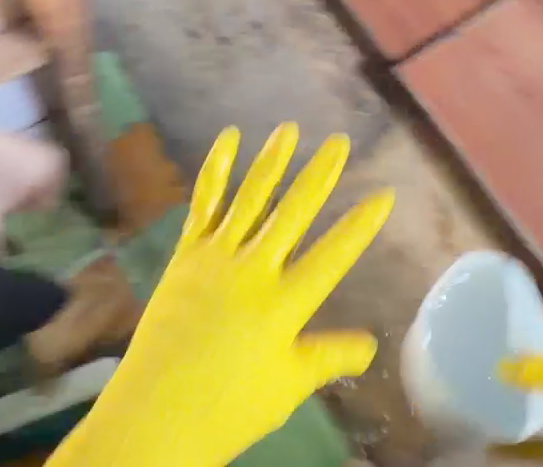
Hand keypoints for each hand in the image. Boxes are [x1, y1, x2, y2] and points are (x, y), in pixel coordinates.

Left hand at [49, 123, 393, 466]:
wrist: (157, 413)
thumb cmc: (230, 408)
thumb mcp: (289, 388)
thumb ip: (328, 358)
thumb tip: (371, 345)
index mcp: (285, 304)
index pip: (334, 255)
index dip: (362, 224)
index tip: (385, 194)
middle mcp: (255, 269)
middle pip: (295, 212)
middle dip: (321, 174)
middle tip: (340, 142)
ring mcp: (218, 255)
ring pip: (251, 198)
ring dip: (273, 161)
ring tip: (290, 129)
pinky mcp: (188, 252)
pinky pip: (205, 203)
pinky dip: (217, 168)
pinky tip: (229, 138)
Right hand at [497, 310, 542, 466]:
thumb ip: (540, 372)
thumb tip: (501, 364)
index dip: (532, 312)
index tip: (501, 304)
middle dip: (516, 353)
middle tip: (482, 343)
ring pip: (539, 399)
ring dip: (515, 396)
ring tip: (483, 385)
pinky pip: (537, 441)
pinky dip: (516, 443)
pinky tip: (492, 443)